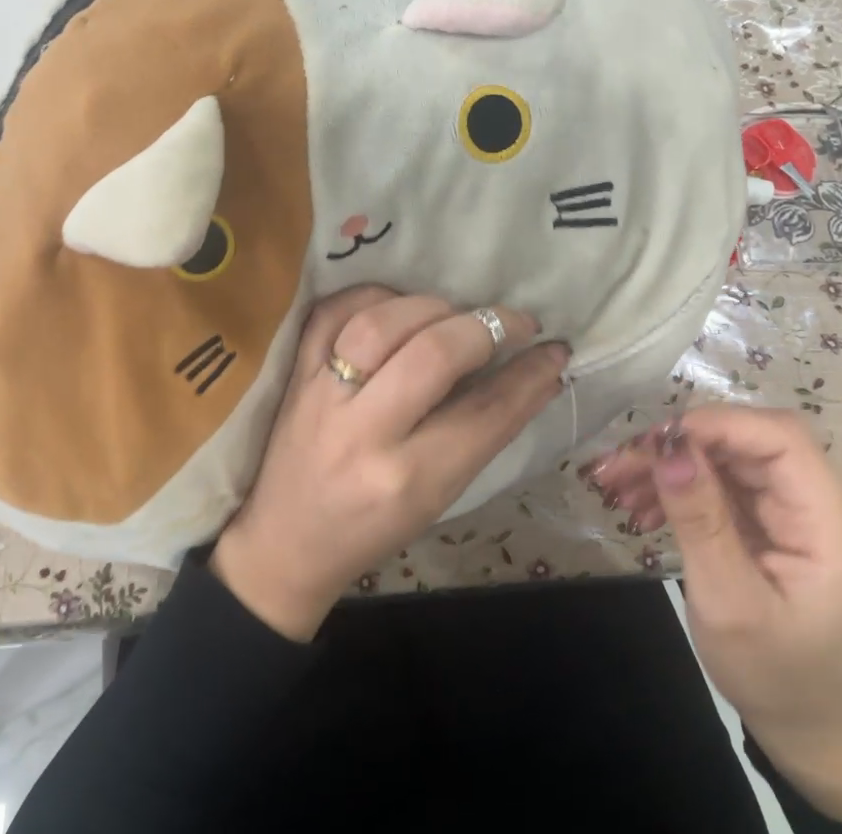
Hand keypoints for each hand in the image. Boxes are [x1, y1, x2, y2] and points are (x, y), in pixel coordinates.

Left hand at [211, 286, 568, 641]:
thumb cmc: (372, 531)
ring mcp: (321, 399)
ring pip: (380, 325)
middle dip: (486, 328)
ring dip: (430, 307)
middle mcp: (364, 434)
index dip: (529, 375)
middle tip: (511, 325)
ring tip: (454, 315)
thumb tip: (538, 375)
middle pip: (433, 355)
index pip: (484, 413)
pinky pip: (329, 315)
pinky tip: (397, 303)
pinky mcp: (295, 377)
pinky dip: (370, 296)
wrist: (287, 544)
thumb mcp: (438, 498)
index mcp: (409, 480)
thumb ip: (484, 435)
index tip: (554, 349)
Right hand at [589, 404, 841, 822]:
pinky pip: (724, 485)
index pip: (781, 439)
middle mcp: (823, 505)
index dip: (717, 425)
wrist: (801, 716)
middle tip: (616, 466)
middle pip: (749, 444)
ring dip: (671, 467)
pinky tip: (640, 507)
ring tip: (615, 487)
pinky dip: (680, 489)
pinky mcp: (774, 520)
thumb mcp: (728, 601)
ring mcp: (798, 511)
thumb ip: (701, 521)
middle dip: (679, 447)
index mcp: (832, 524)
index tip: (652, 441)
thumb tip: (670, 450)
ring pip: (728, 460)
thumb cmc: (770, 669)